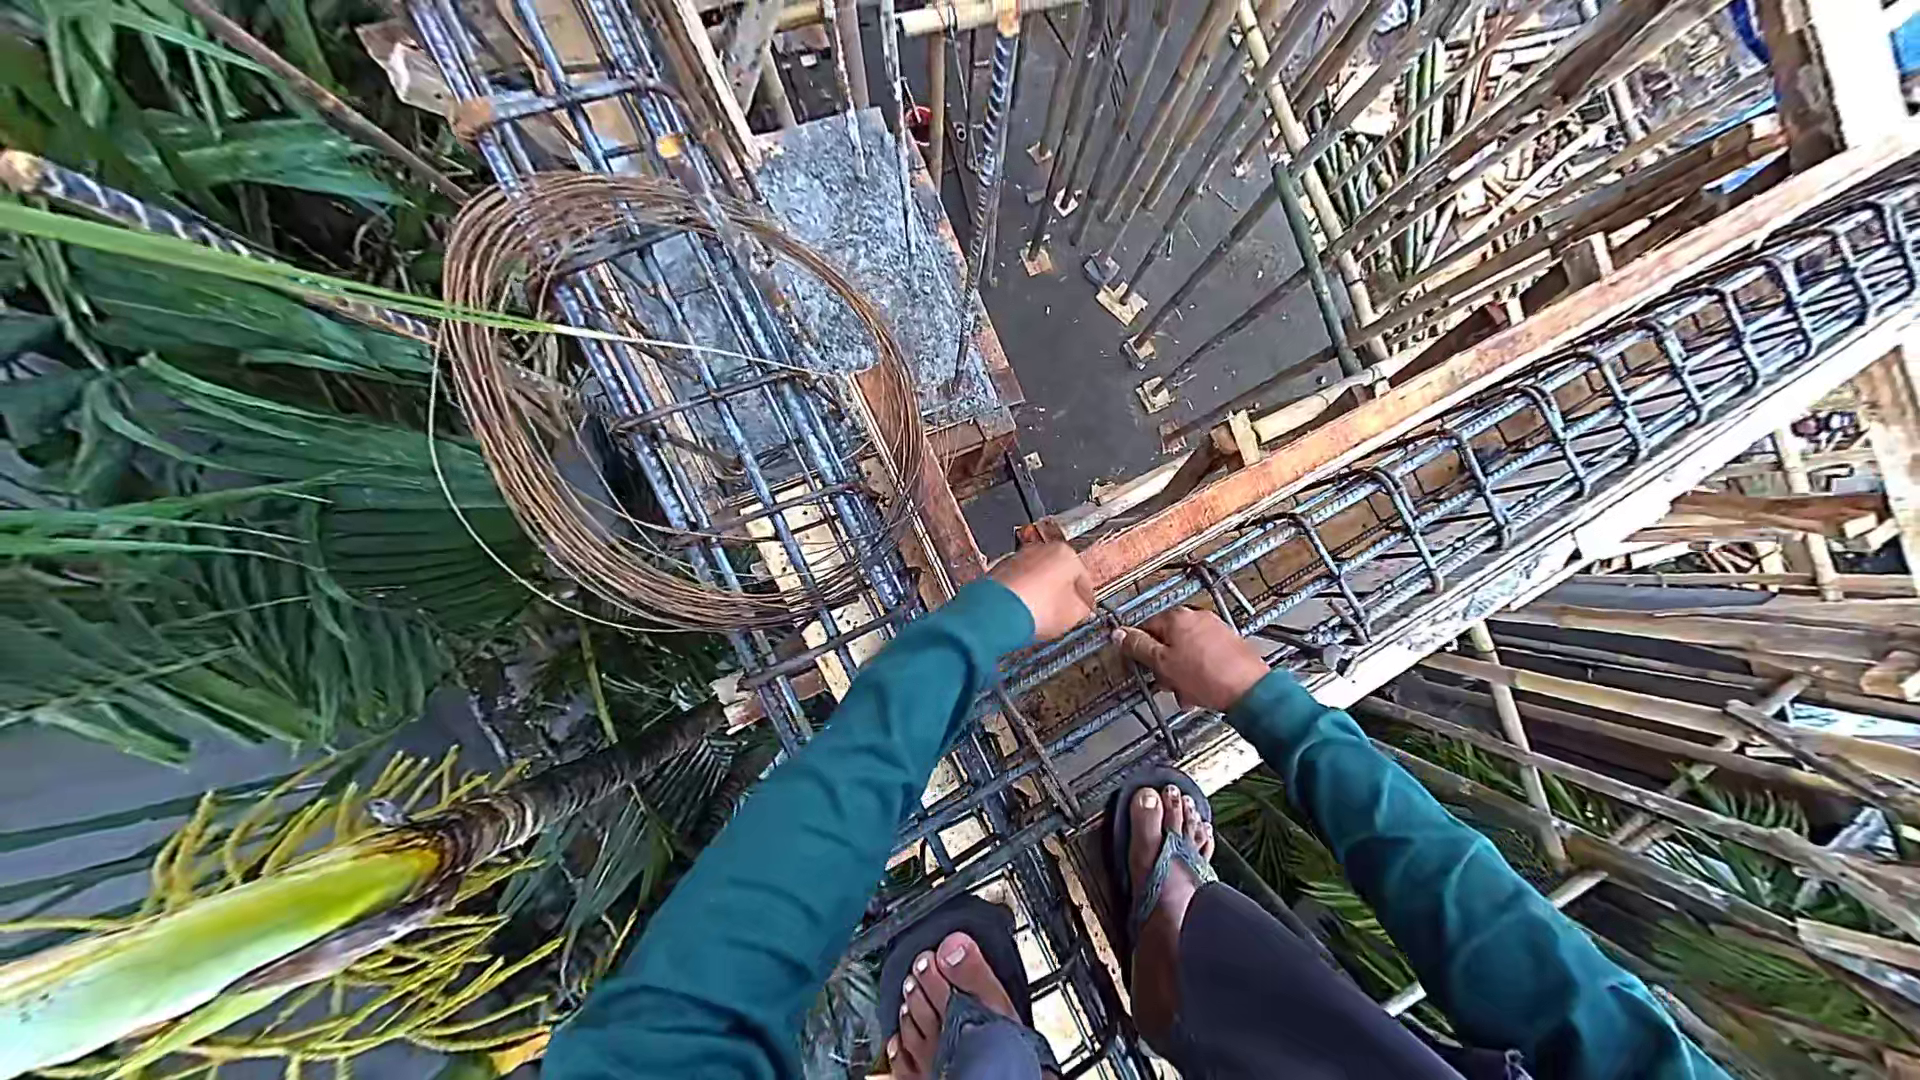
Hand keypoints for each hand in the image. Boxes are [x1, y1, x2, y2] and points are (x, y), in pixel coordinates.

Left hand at [991, 541, 1093, 640]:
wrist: (998, 612)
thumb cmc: (1037, 608)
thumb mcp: (1075, 614)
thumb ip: (1083, 608)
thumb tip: (1081, 608)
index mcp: (1065, 554)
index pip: (1083, 576)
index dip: (1086, 596)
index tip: (1085, 607)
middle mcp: (1040, 549)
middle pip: (1057, 572)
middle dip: (1060, 592)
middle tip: (1064, 612)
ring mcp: (1017, 558)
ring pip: (1035, 577)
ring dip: (1039, 593)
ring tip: (1041, 615)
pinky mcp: (998, 570)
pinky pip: (1017, 584)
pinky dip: (1021, 595)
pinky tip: (1023, 612)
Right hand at [1113, 606, 1268, 712]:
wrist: (1250, 691)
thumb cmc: (1208, 677)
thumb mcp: (1162, 664)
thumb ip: (1138, 647)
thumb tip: (1119, 634)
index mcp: (1176, 618)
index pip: (1145, 628)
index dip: (1140, 651)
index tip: (1143, 666)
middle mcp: (1196, 617)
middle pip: (1167, 640)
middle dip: (1164, 665)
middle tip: (1166, 683)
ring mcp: (1215, 629)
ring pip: (1185, 650)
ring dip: (1181, 672)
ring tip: (1186, 692)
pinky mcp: (1230, 643)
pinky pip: (1204, 656)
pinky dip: (1199, 671)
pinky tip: (1201, 689)